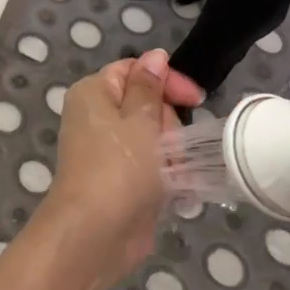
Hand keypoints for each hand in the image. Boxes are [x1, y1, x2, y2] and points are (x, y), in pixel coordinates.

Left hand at [40, 50, 202, 283]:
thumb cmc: (119, 167)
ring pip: (155, 138)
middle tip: (171, 147)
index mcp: (93, 93)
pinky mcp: (121, 180)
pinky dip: (167, 176)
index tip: (196, 98)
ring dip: (172, 154)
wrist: (95, 232)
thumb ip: (150, 87)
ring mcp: (108, 150)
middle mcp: (96, 117)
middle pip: (148, 105)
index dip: (166, 80)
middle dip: (169, 125)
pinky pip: (152, 167)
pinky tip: (178, 191)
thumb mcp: (141, 120)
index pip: (134, 70)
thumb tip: (155, 56)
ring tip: (173, 174)